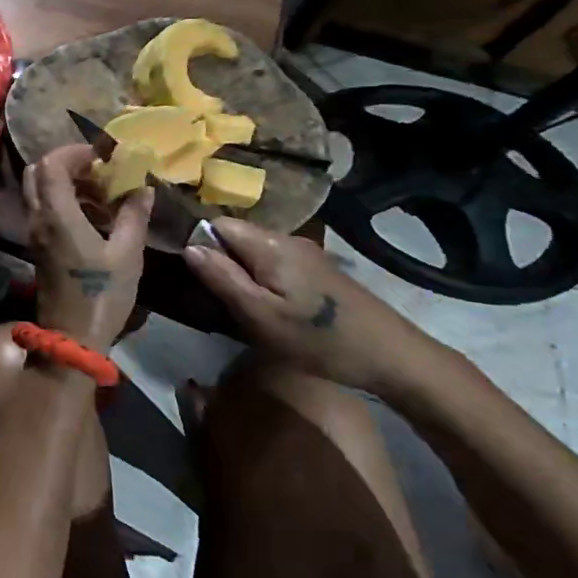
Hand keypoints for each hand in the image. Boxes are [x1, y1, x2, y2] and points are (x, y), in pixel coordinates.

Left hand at [24, 145, 153, 350]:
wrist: (72, 339)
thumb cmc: (102, 294)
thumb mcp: (127, 254)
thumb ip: (133, 215)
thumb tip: (143, 187)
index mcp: (57, 216)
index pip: (52, 165)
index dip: (75, 152)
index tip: (103, 157)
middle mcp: (38, 219)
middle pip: (38, 172)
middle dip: (67, 163)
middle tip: (98, 170)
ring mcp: (35, 234)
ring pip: (39, 190)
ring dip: (66, 182)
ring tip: (101, 192)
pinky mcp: (38, 246)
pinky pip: (43, 208)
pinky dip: (64, 200)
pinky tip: (94, 215)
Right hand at [185, 218, 430, 391]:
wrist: (387, 353)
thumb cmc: (317, 339)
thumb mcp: (260, 315)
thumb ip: (223, 278)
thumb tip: (189, 246)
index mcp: (269, 244)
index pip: (219, 224)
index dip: (200, 243)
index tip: (192, 277)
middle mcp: (286, 238)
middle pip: (237, 236)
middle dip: (220, 260)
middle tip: (214, 299)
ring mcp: (305, 252)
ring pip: (256, 251)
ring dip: (242, 273)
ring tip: (238, 307)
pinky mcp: (317, 269)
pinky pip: (275, 263)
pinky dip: (263, 279)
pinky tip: (268, 308)